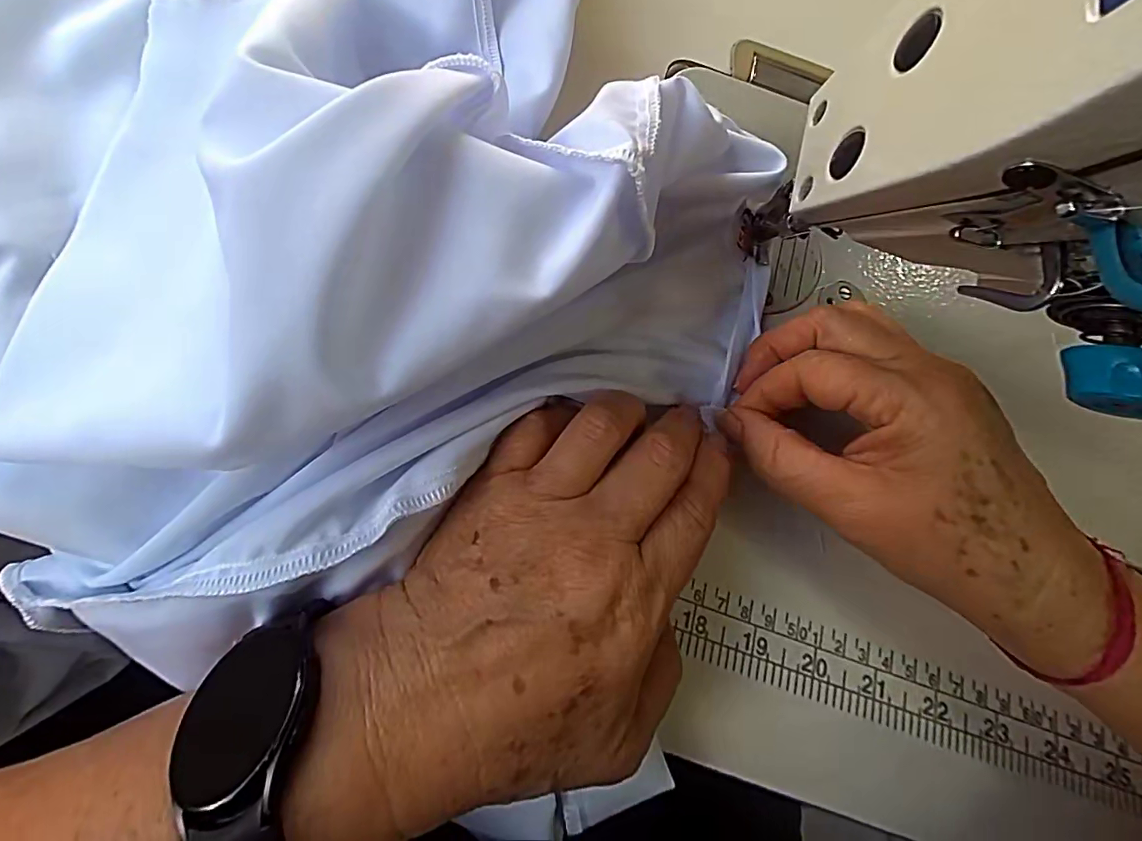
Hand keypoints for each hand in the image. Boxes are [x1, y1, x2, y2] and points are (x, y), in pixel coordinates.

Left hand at [314, 393, 730, 834]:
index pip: (691, 510)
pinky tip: (561, 417)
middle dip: (678, 429)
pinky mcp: (490, 488)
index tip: (717, 446)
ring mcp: (538, 503)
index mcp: (638, 594)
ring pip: (596, 427)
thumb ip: (658, 661)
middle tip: (682, 417)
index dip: (711, 470)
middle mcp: (595, 535)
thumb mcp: (622, 733)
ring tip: (627, 409)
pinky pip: (530, 429)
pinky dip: (553, 416)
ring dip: (621, 409)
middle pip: (655, 458)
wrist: (424, 693)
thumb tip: (655, 604)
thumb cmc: (517, 725)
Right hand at [716, 302, 1112, 677]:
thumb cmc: (943, 547)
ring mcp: (942, 373)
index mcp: (911, 395)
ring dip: (806, 344)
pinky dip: (834, 354)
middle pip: (832, 322)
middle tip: (748, 389)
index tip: (739, 423)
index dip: (763, 390)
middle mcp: (930, 368)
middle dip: (777, 349)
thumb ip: (777, 456)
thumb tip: (733, 422)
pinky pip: (878, 345)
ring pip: (857, 323)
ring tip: (777, 381)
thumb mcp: (844, 506)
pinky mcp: (944, 388)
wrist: (1033, 579)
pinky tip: (816, 391)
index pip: (811, 366)